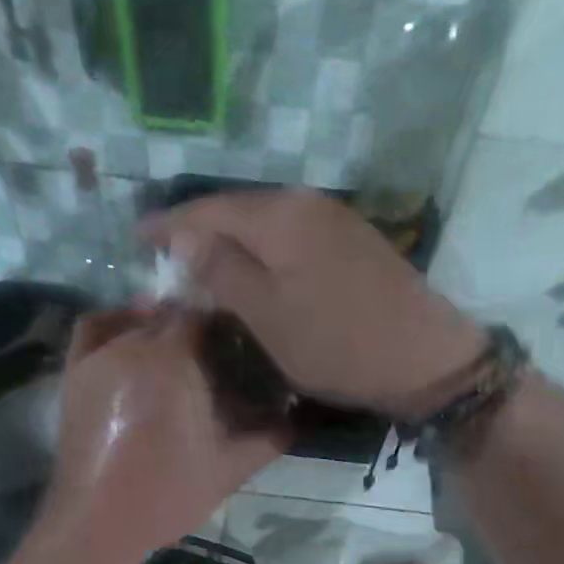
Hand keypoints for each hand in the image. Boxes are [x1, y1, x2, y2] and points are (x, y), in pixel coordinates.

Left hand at [36, 308, 288, 563]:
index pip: (208, 317)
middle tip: (221, 360)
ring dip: (163, 326)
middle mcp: (134, 344)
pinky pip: (97, 326)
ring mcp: (99, 354)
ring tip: (182, 354)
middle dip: (199, 330)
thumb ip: (274, 435)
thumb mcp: (233, 466)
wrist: (100, 523)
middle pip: (173, 316)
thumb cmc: (169, 493)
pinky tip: (135, 340)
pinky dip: (119, 322)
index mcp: (174, 360)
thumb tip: (305, 414)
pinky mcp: (75, 371)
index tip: (247, 350)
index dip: (231, 328)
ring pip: (138, 319)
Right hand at [145, 191, 485, 419]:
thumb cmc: (340, 345)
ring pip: (268, 226)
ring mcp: (337, 222)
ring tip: (206, 269)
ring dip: (235, 245)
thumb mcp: (270, 317)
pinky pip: (295, 240)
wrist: (426, 359)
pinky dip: (268, 255)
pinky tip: (257, 274)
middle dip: (201, 233)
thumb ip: (223, 272)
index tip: (137, 238)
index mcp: (281, 215)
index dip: (170, 224)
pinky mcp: (356, 244)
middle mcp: (308, 203)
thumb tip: (185, 237)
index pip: (209, 209)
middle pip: (239, 212)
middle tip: (169, 260)